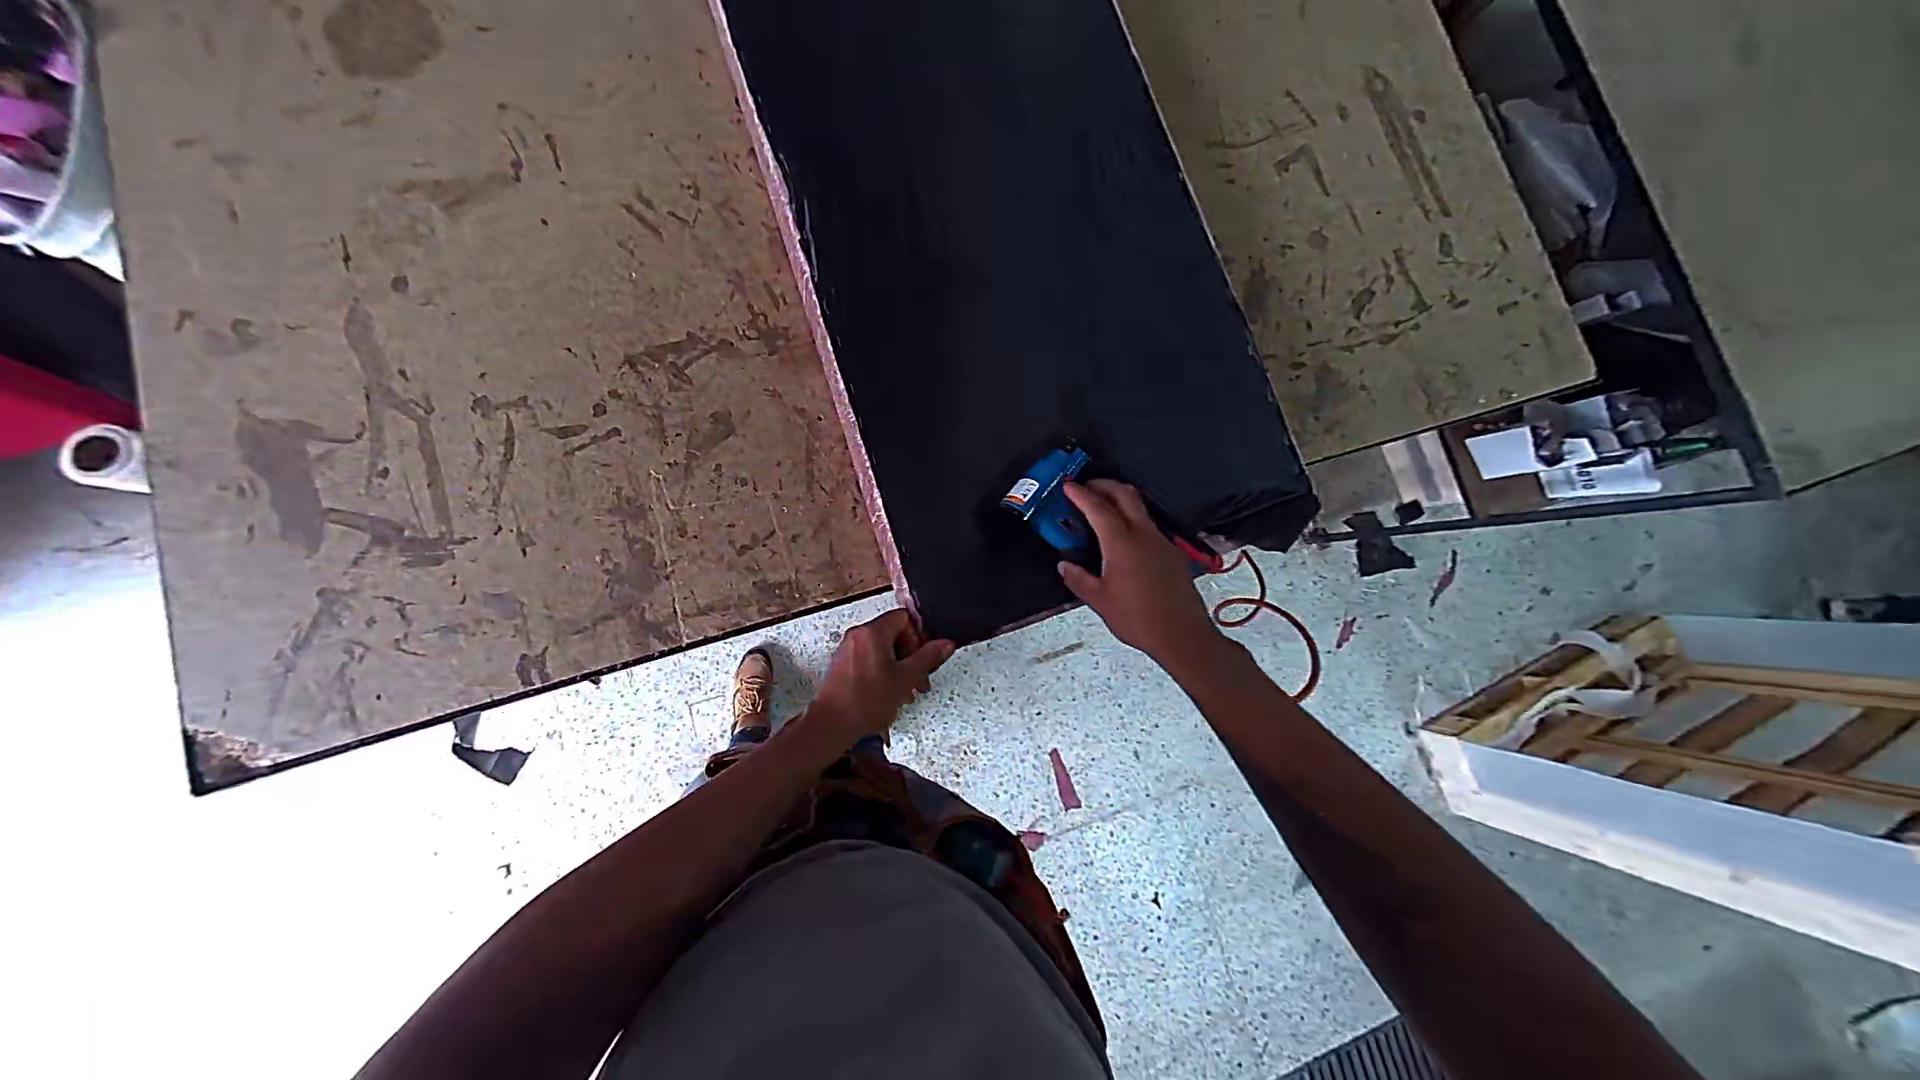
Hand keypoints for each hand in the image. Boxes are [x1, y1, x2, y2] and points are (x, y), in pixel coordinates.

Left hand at [805, 608, 954, 741]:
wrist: (832, 724)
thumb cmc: (864, 701)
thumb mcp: (906, 678)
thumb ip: (928, 657)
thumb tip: (945, 644)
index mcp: (873, 632)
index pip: (904, 618)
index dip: (919, 635)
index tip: (925, 654)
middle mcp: (857, 636)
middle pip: (893, 633)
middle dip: (911, 654)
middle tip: (918, 675)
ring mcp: (848, 650)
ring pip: (882, 648)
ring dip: (898, 666)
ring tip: (905, 689)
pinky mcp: (842, 665)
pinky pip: (868, 659)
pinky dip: (882, 671)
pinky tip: (889, 693)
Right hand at [1058, 480, 1228, 668]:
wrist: (1182, 635)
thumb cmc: (1140, 619)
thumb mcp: (1099, 600)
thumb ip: (1078, 578)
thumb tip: (1065, 566)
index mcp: (1122, 544)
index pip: (1098, 507)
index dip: (1080, 494)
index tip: (1068, 487)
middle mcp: (1144, 536)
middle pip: (1124, 494)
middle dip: (1103, 485)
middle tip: (1086, 488)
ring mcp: (1161, 542)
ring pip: (1139, 507)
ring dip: (1119, 500)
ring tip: (1101, 508)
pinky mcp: (1171, 553)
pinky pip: (1149, 525)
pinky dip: (1132, 519)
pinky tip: (1122, 536)